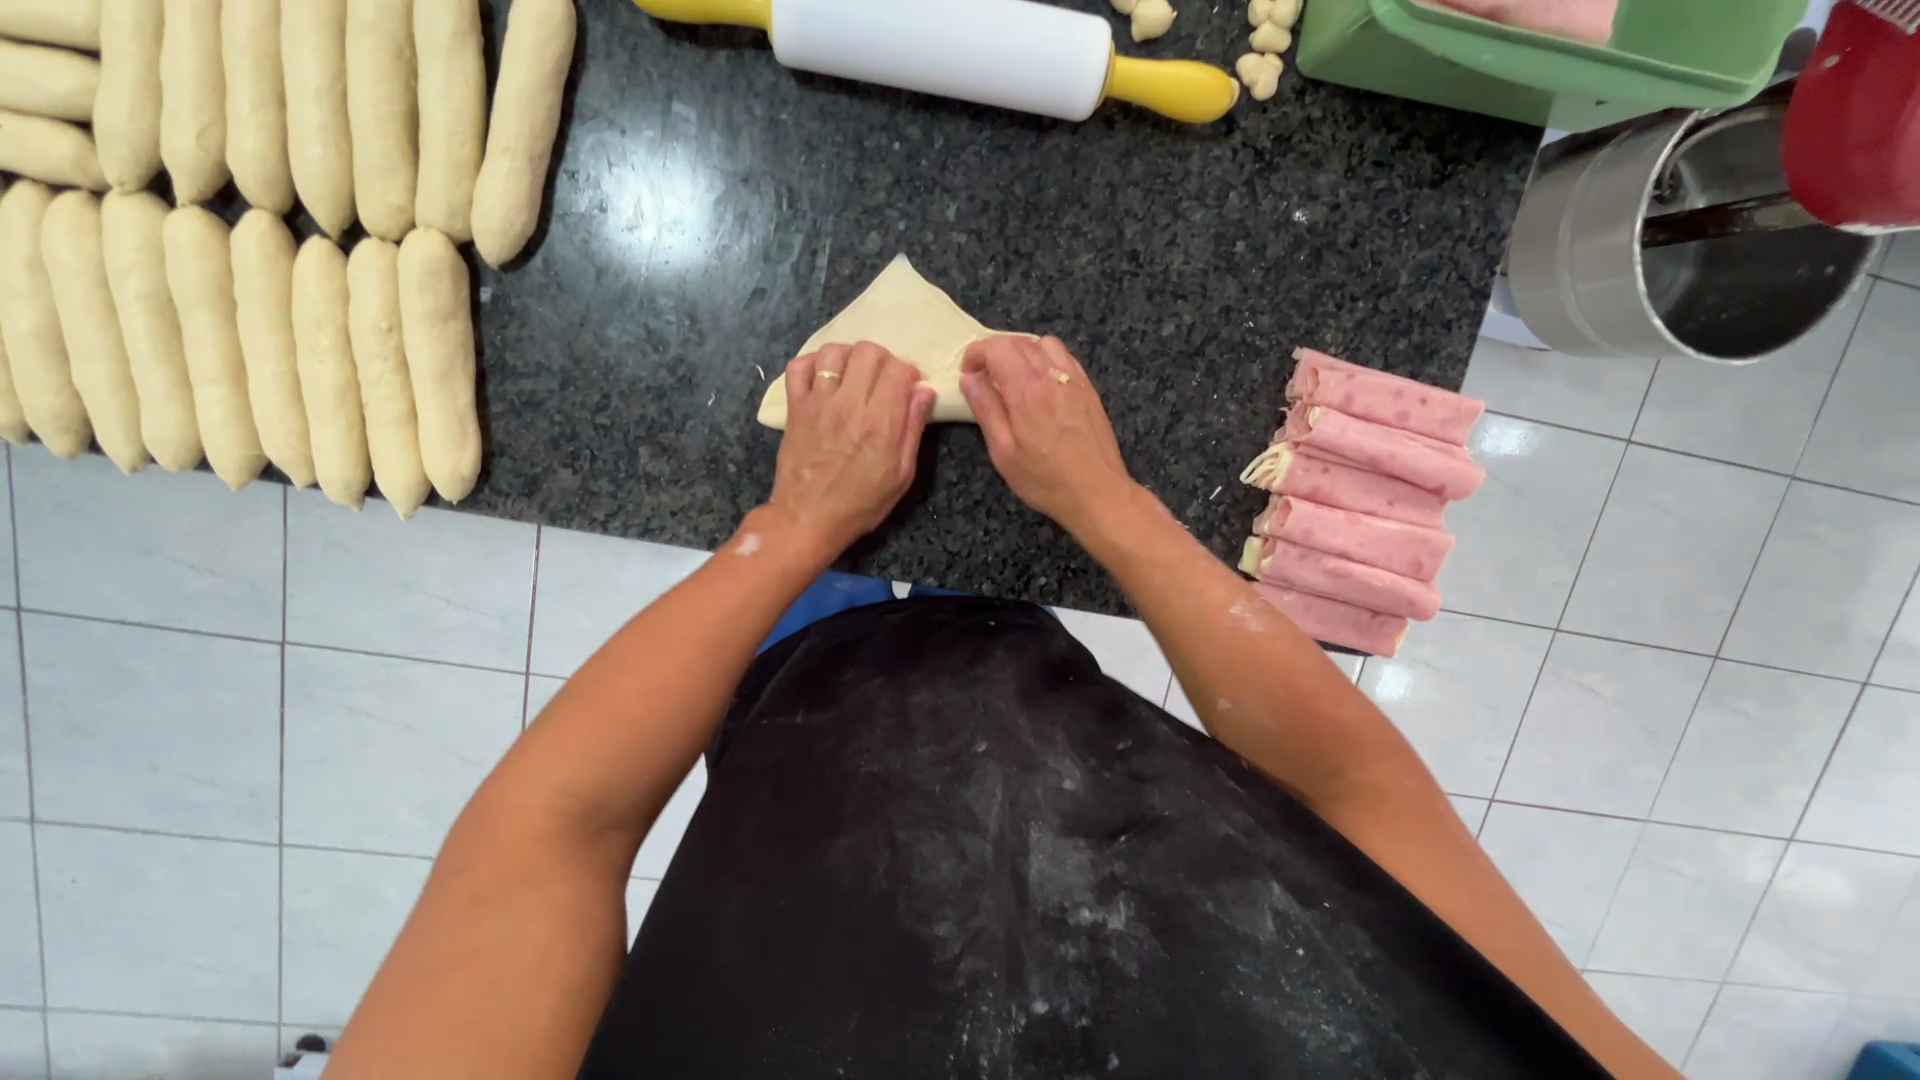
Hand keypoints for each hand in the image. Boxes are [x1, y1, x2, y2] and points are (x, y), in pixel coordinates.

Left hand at [767, 341, 936, 555]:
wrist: (808, 518)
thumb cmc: (861, 504)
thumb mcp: (901, 475)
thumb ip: (912, 429)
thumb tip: (924, 392)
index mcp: (881, 423)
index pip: (899, 369)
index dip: (909, 372)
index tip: (910, 386)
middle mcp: (849, 405)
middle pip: (868, 351)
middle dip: (883, 359)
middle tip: (884, 379)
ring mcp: (818, 403)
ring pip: (834, 352)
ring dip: (849, 357)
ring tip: (854, 375)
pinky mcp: (795, 408)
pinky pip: (798, 367)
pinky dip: (812, 363)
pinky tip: (824, 377)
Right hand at [959, 335, 1139, 535]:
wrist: (1097, 492)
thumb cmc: (1045, 479)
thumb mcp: (1003, 451)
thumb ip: (985, 409)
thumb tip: (969, 379)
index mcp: (1026, 390)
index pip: (997, 348)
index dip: (976, 354)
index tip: (968, 375)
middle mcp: (1051, 376)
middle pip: (1018, 342)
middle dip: (995, 352)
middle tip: (985, 379)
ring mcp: (1074, 380)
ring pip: (1043, 344)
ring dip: (1022, 353)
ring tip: (1012, 380)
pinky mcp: (1088, 389)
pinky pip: (1064, 358)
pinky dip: (1045, 360)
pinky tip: (1040, 385)